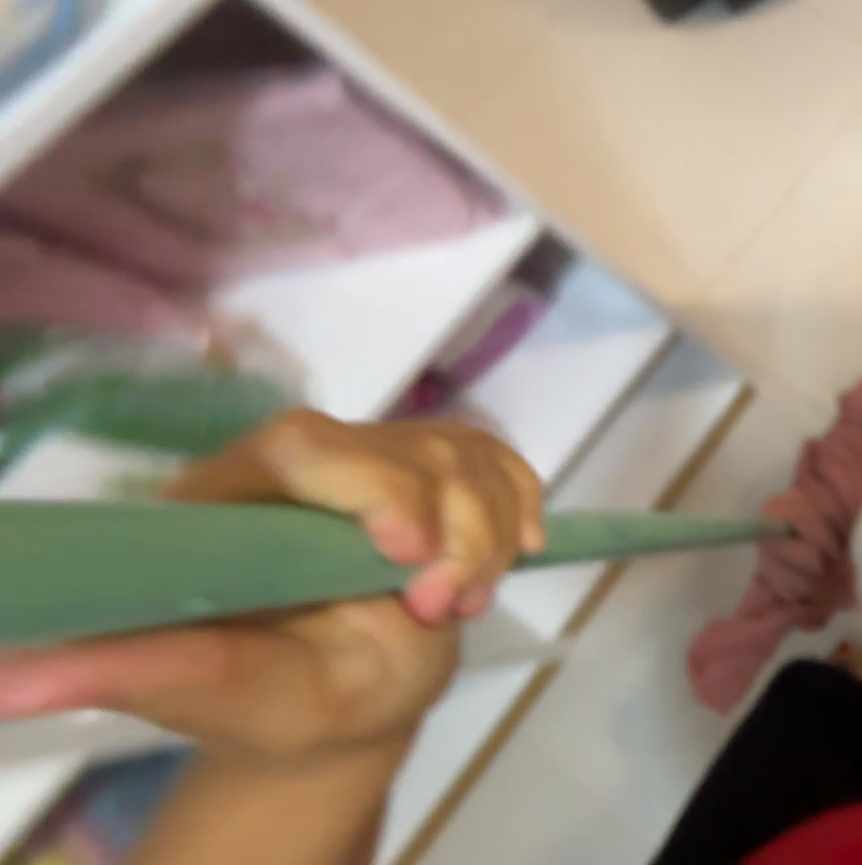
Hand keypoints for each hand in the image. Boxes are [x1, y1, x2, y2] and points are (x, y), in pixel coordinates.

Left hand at [0, 410, 543, 767]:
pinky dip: (522, 505)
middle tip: (451, 608)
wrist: (358, 692)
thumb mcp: (227, 699)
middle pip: (414, 450)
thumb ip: (152, 673)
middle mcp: (321, 461)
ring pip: (472, 457)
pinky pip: (507, 466)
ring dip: (491, 532)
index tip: (409, 556)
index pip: (306, 446)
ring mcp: (398, 459)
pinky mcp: (455, 471)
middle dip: (456, 527)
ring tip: (469, 604)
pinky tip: (521, 550)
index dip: (371, 483)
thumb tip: (4, 679)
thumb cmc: (285, 704)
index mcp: (239, 497)